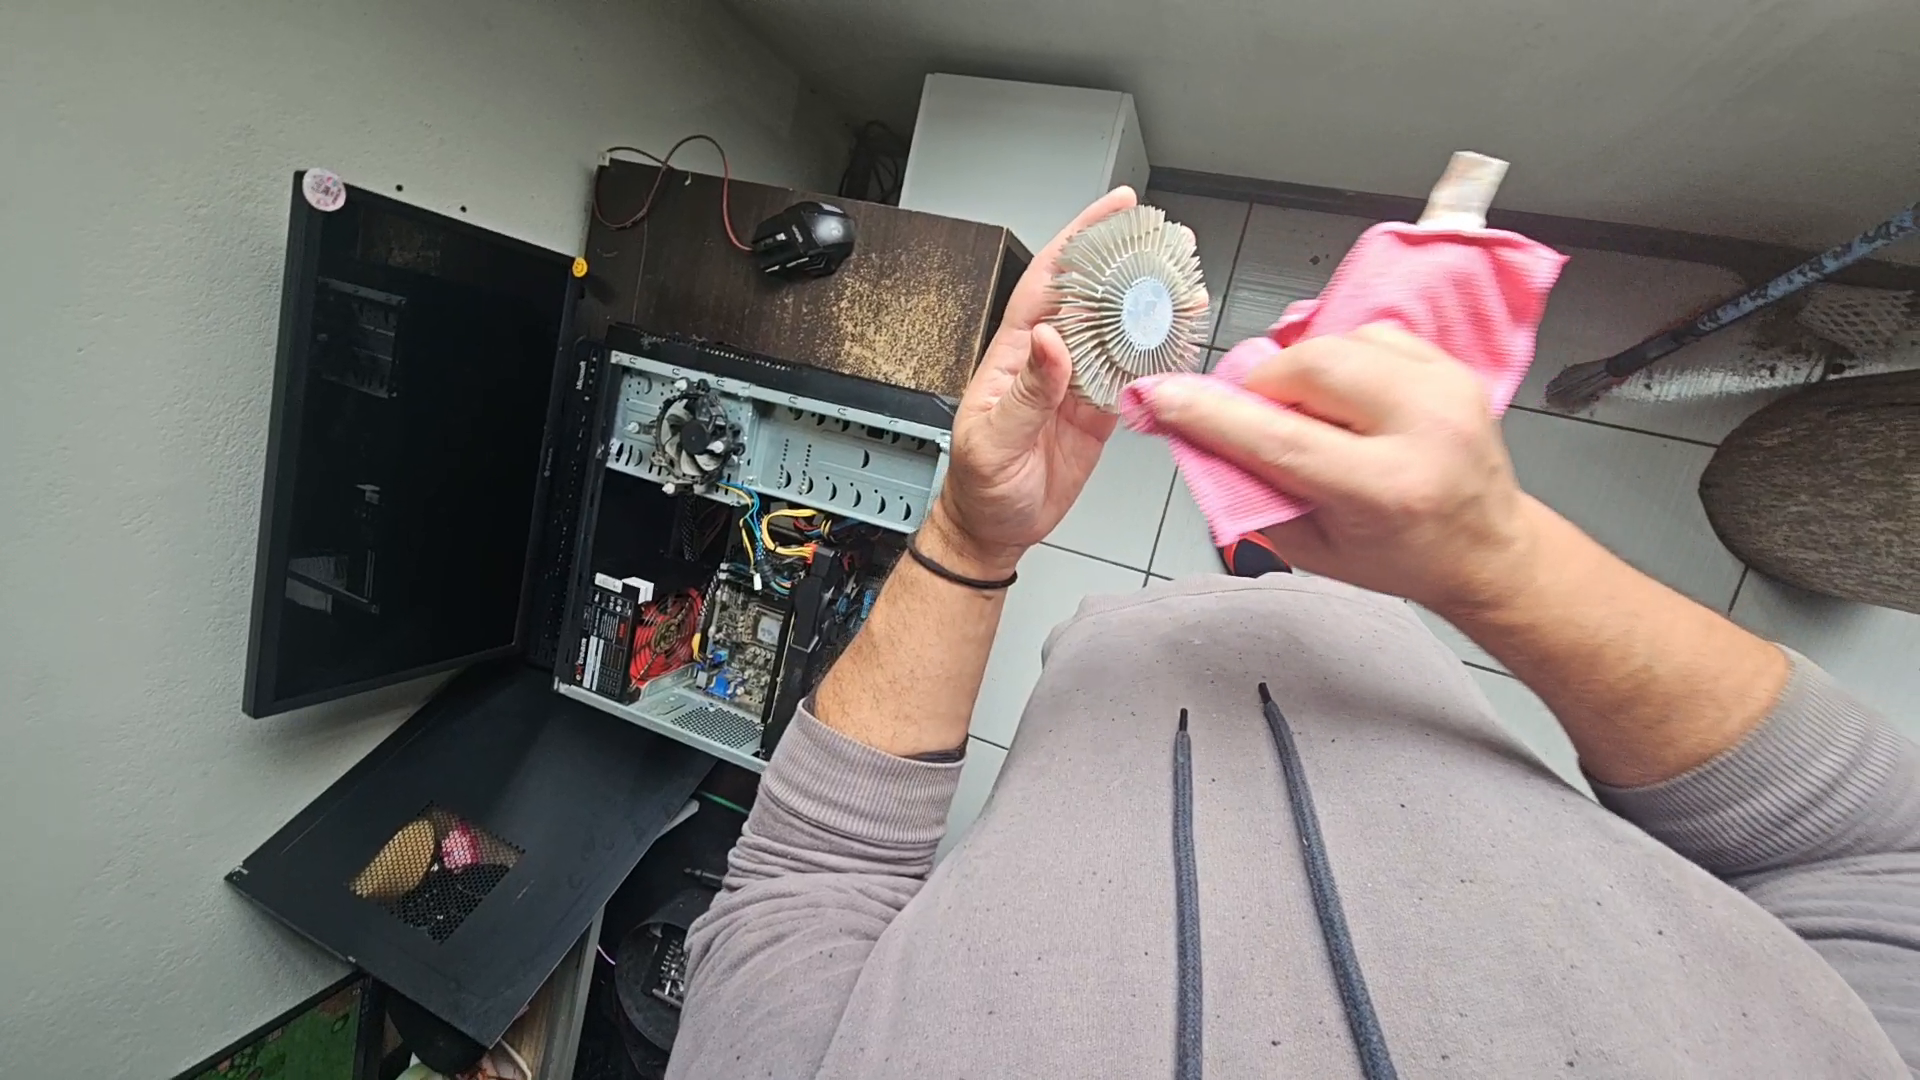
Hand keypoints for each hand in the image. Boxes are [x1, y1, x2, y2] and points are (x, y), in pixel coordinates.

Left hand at [928, 186, 1140, 576]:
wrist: (995, 528)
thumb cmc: (979, 487)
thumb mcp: (992, 441)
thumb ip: (1025, 393)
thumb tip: (1051, 341)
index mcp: (1015, 357)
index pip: (1048, 285)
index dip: (1080, 243)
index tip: (1112, 211)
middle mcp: (1049, 364)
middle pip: (1092, 300)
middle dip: (1127, 265)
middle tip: (1166, 241)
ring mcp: (1076, 387)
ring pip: (1118, 334)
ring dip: (1149, 307)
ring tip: (1185, 282)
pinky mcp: (1097, 415)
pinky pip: (1131, 377)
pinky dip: (1156, 357)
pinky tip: (1178, 338)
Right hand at [1143, 324, 1542, 616]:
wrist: (1485, 548)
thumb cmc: (1395, 556)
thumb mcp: (1309, 546)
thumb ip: (1252, 492)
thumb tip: (1202, 439)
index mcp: (1384, 488)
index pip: (1279, 438)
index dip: (1212, 414)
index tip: (1164, 397)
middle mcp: (1424, 427)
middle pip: (1312, 367)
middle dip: (1265, 386)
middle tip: (1257, 416)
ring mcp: (1446, 388)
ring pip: (1337, 342)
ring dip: (1300, 373)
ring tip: (1307, 412)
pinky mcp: (1452, 366)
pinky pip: (1369, 334)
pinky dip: (1337, 358)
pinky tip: (1342, 396)